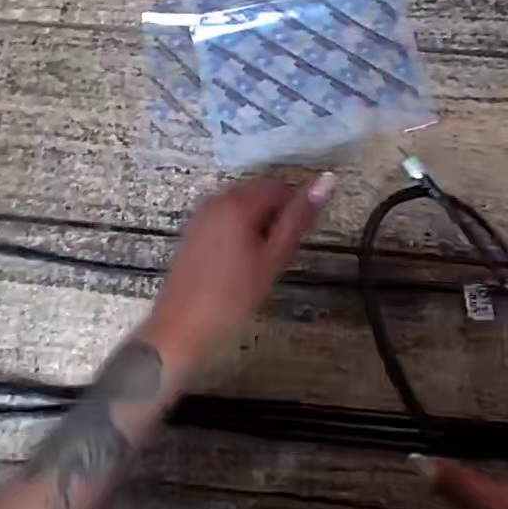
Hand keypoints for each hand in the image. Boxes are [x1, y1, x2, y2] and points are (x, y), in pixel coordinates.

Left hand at [146, 174, 334, 359]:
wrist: (182, 328)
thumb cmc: (233, 296)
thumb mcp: (274, 258)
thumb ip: (298, 217)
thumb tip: (325, 181)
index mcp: (238, 204)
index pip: (279, 186)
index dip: (296, 206)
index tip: (301, 234)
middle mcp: (217, 200)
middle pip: (259, 191)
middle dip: (277, 212)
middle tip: (284, 249)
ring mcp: (202, 214)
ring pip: (242, 204)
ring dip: (259, 220)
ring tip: (264, 257)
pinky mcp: (194, 230)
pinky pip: (225, 216)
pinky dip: (240, 227)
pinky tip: (242, 259)